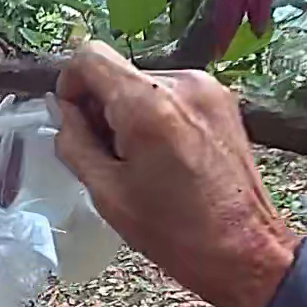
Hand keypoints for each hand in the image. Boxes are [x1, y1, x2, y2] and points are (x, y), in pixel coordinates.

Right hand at [54, 42, 300, 306]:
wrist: (244, 250)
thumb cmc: (173, 231)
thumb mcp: (106, 193)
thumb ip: (74, 142)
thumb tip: (62, 111)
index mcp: (147, 105)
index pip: (89, 57)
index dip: (70, 84)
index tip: (74, 120)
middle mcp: (181, 83)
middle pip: (117, 73)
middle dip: (101, 107)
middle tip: (108, 156)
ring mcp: (207, 87)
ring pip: (142, 85)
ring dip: (128, 114)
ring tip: (139, 161)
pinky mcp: (223, 99)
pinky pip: (169, 94)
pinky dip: (155, 116)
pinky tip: (164, 156)